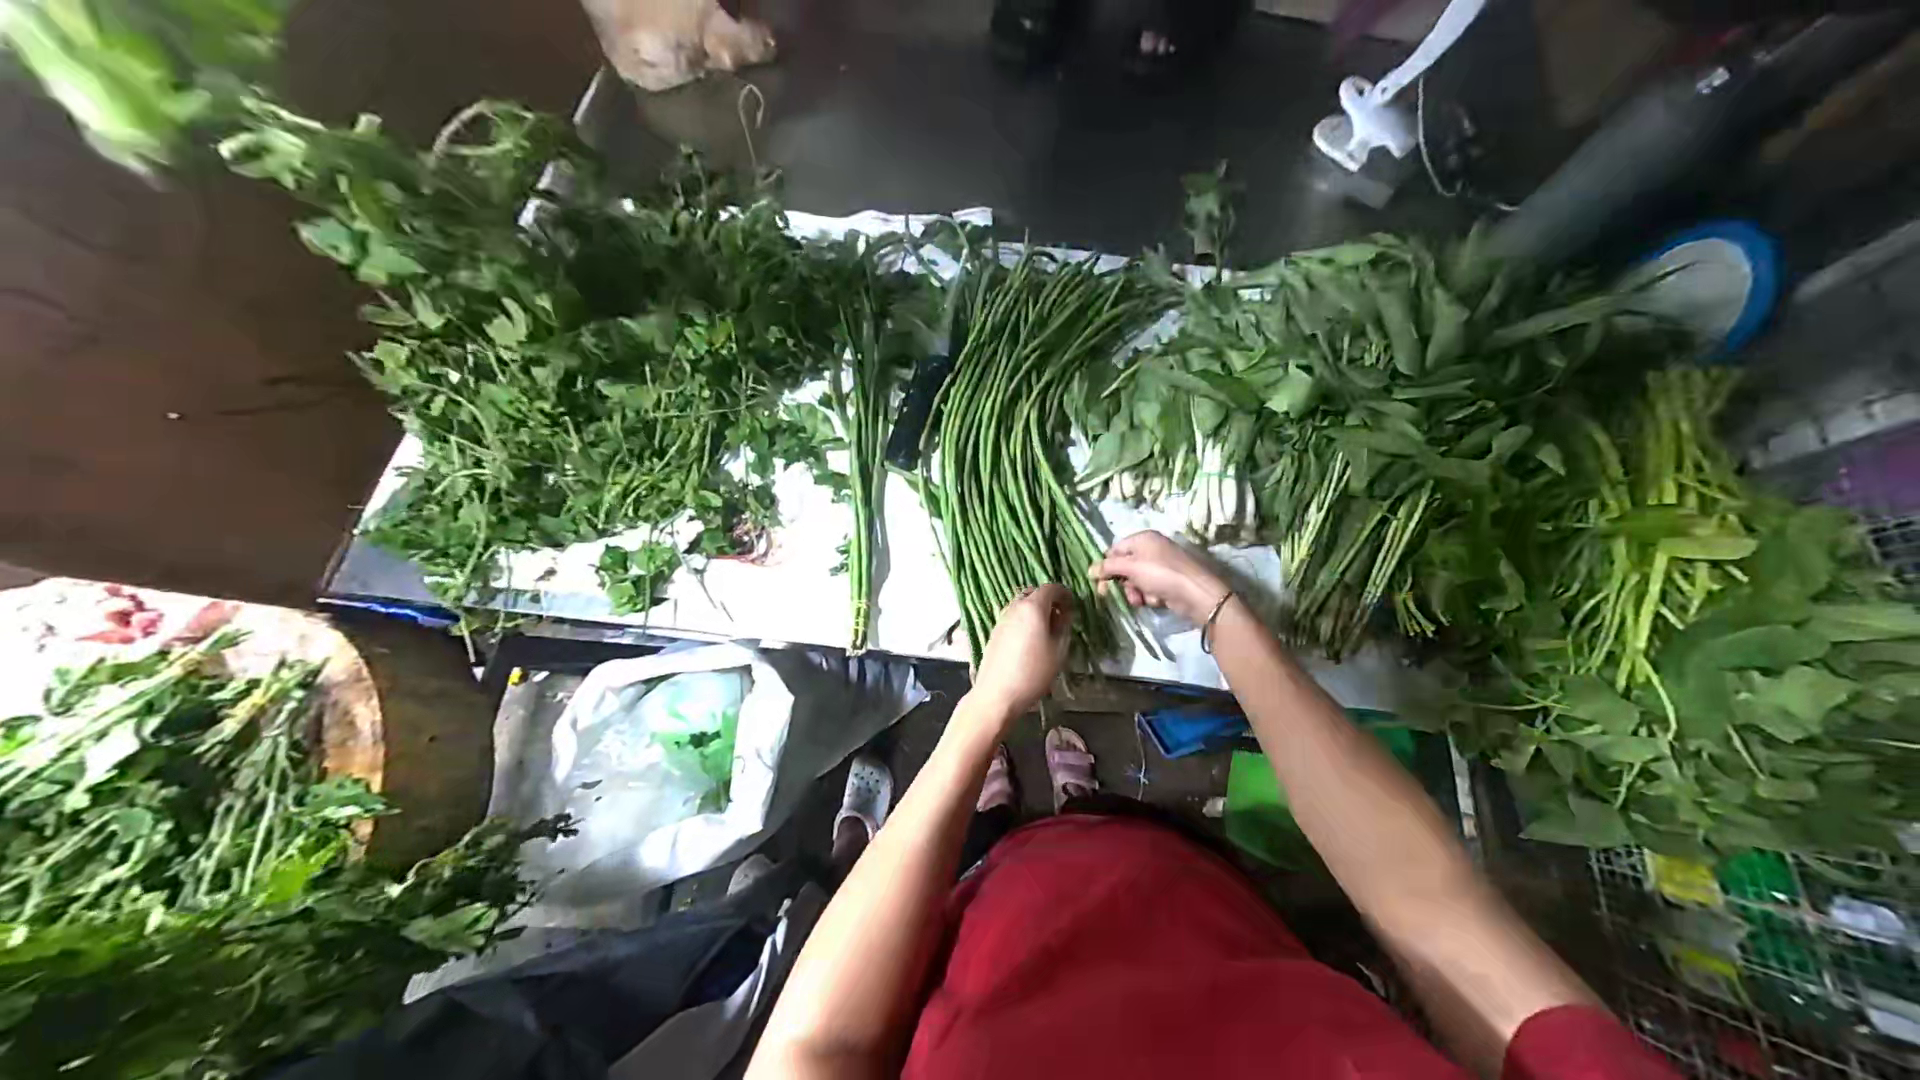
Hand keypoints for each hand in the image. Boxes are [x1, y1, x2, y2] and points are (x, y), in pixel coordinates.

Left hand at [970, 584, 1074, 716]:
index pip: (1051, 588)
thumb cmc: (1033, 672)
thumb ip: (1064, 626)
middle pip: (1034, 593)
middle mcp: (1014, 607)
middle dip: (1049, 600)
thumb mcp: (1058, 650)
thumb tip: (1065, 613)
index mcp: (1032, 607)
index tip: (1073, 606)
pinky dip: (1025, 620)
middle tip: (1061, 617)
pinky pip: (1014, 617)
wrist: (997, 694)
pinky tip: (1031, 640)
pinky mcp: (995, 631)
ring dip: (1036, 610)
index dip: (1065, 594)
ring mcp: (1002, 619)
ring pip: (1022, 605)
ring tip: (1047, 630)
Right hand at [1088, 530, 1229, 624]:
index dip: (1106, 566)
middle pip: (1124, 567)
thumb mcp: (1130, 567)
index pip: (1115, 550)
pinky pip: (1149, 588)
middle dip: (1121, 583)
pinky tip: (1157, 599)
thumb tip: (1089, 570)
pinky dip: (1149, 596)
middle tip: (1112, 595)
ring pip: (1135, 581)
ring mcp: (1160, 566)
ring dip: (1135, 592)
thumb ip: (1108, 567)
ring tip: (1142, 599)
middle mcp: (1151, 549)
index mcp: (1142, 539)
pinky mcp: (1167, 582)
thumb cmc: (1160, 573)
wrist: (1196, 592)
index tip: (1099, 582)